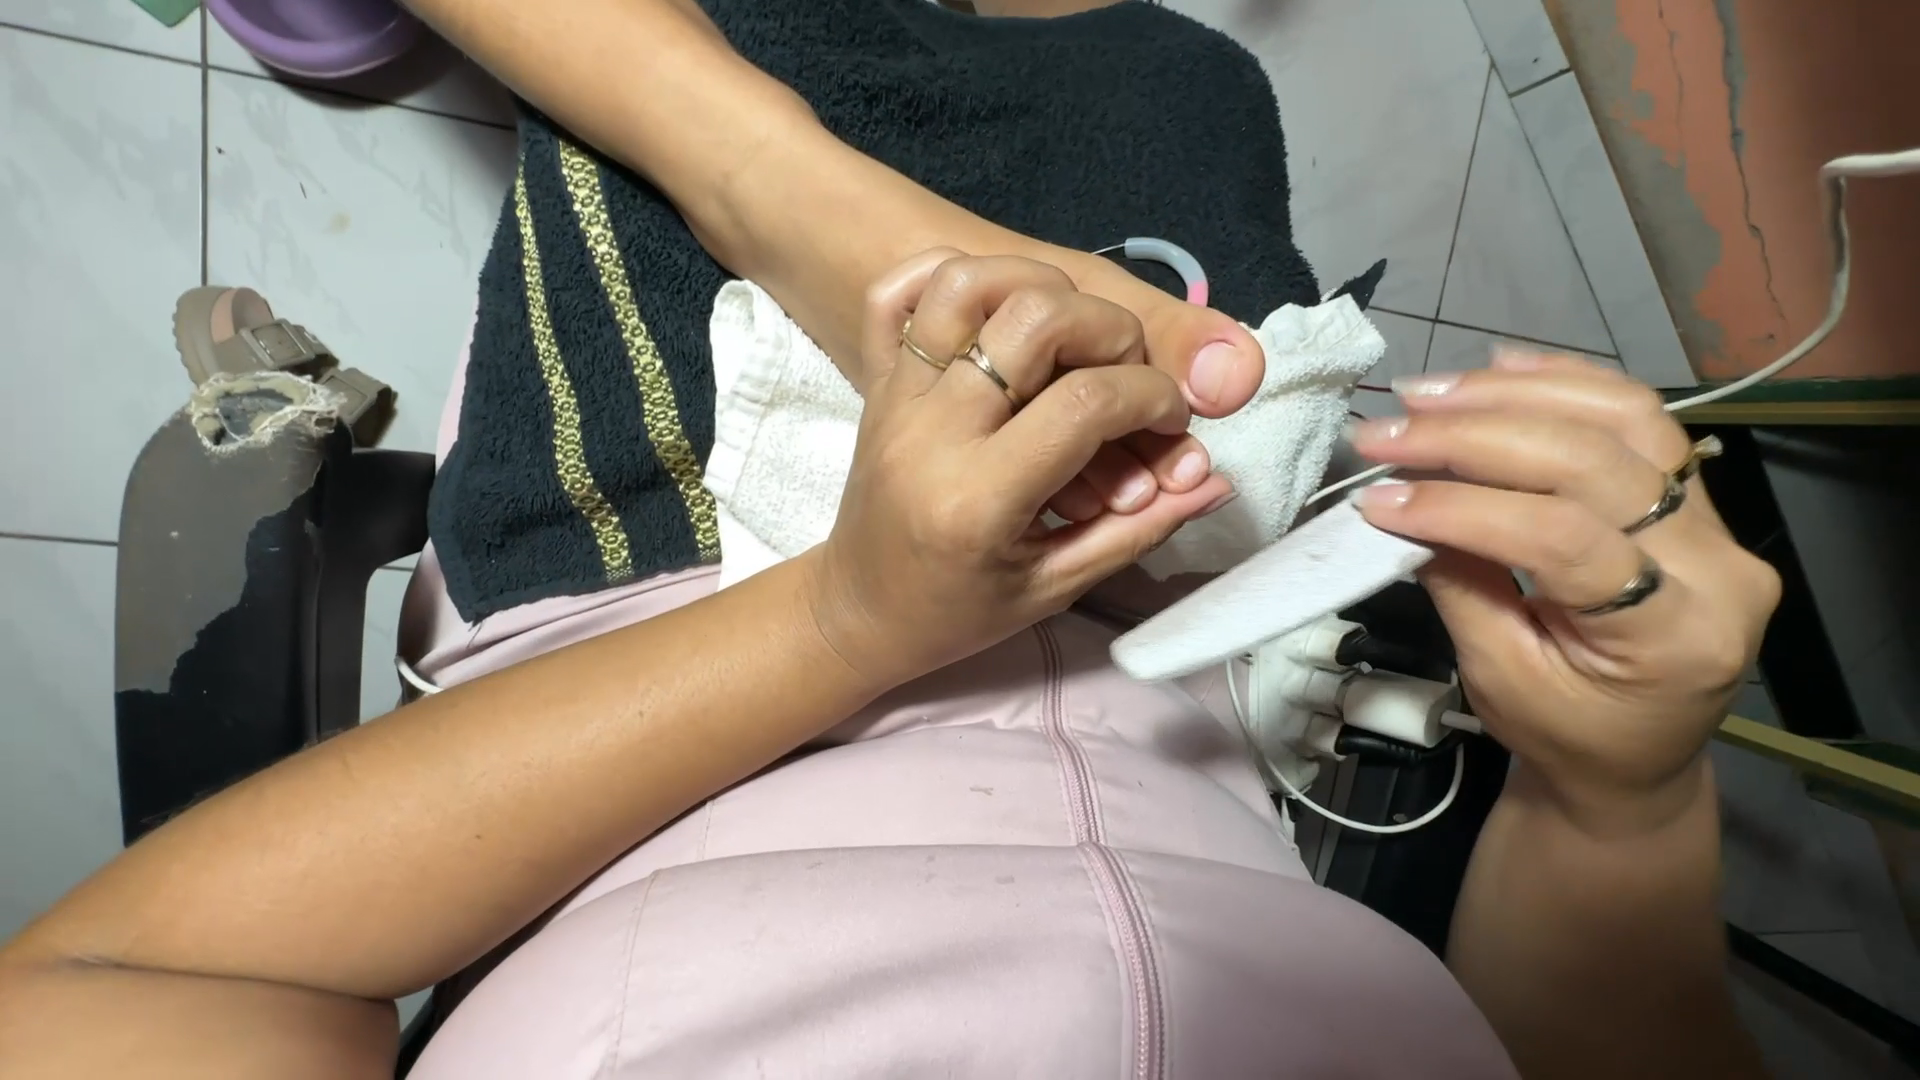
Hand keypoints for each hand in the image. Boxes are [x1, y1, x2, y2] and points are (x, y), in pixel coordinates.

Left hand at [812, 252, 1233, 689]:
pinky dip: (950, 276)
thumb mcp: (1053, 588)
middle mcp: (931, 431)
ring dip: (1038, 286)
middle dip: (1110, 330)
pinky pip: (897, 293)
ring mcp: (896, 397)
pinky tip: (997, 307)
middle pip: (1034, 317)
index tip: (1169, 421)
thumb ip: (1137, 531)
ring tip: (1072, 335)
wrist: (856, 611)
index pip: (1086, 401)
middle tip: (1126, 375)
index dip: (1152, 398)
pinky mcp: (877, 383)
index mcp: (977, 498)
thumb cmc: (955, 615)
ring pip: (966, 282)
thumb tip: (1216, 482)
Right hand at [1347, 349, 1780, 833]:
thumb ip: (1458, 584)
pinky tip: (1494, 367)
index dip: (1461, 508)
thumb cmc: (1561, 731)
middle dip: (1471, 437)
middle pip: (1593, 461)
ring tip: (1424, 394)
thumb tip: (1399, 510)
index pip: (1561, 539)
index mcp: (1675, 633)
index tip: (1377, 499)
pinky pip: (1635, 417)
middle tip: (1383, 432)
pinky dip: (1558, 382)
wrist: (1634, 752)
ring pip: (1622, 418)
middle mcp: (1719, 562)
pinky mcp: (1691, 497)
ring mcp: (1714, 521)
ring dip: (1510, 394)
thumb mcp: (1498, 675)